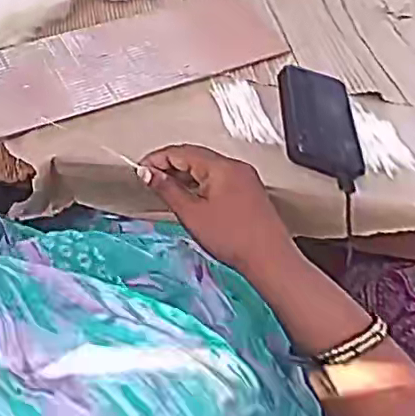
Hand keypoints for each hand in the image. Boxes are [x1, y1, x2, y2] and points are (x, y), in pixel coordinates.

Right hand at [138, 144, 300, 273]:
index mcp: (221, 167)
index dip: (156, 160)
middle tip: (151, 179)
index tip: (141, 170)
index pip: (180, 152)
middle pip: (193, 156)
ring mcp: (244, 178)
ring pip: (205, 166)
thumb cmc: (234, 239)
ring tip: (168, 190)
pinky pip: (217, 177)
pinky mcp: (249, 190)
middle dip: (169, 165)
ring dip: (184, 174)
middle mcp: (235, 167)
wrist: (272, 263)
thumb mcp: (191, 213)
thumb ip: (166, 188)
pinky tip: (191, 197)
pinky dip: (199, 182)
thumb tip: (148, 173)